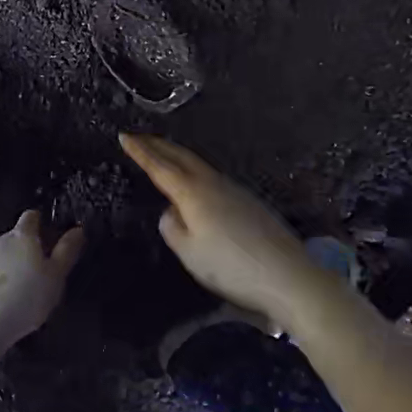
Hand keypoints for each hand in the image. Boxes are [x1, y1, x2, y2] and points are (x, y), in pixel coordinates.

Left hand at [0, 211, 84, 353]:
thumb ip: (67, 251)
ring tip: (19, 289)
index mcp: (22, 236)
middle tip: (38, 269)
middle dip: (25, 248)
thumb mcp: (56, 276)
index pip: (31, 216)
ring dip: (8, 265)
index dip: (40, 223)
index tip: (48, 236)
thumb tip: (78, 229)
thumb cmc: (26, 297)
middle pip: (14, 237)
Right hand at [120, 133, 332, 333]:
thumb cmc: (230, 267)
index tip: (123, 136)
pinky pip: (212, 176)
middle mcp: (213, 183)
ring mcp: (234, 190)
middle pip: (181, 156)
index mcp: (193, 193)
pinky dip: (194, 170)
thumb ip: (172, 228)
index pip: (159, 166)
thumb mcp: (189, 252)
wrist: (288, 276)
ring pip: (199, 164)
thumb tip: (173, 211)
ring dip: (177, 155)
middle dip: (158, 144)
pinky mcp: (249, 201)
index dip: (140, 151)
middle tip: (139, 137)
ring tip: (163, 153)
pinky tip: (195, 181)